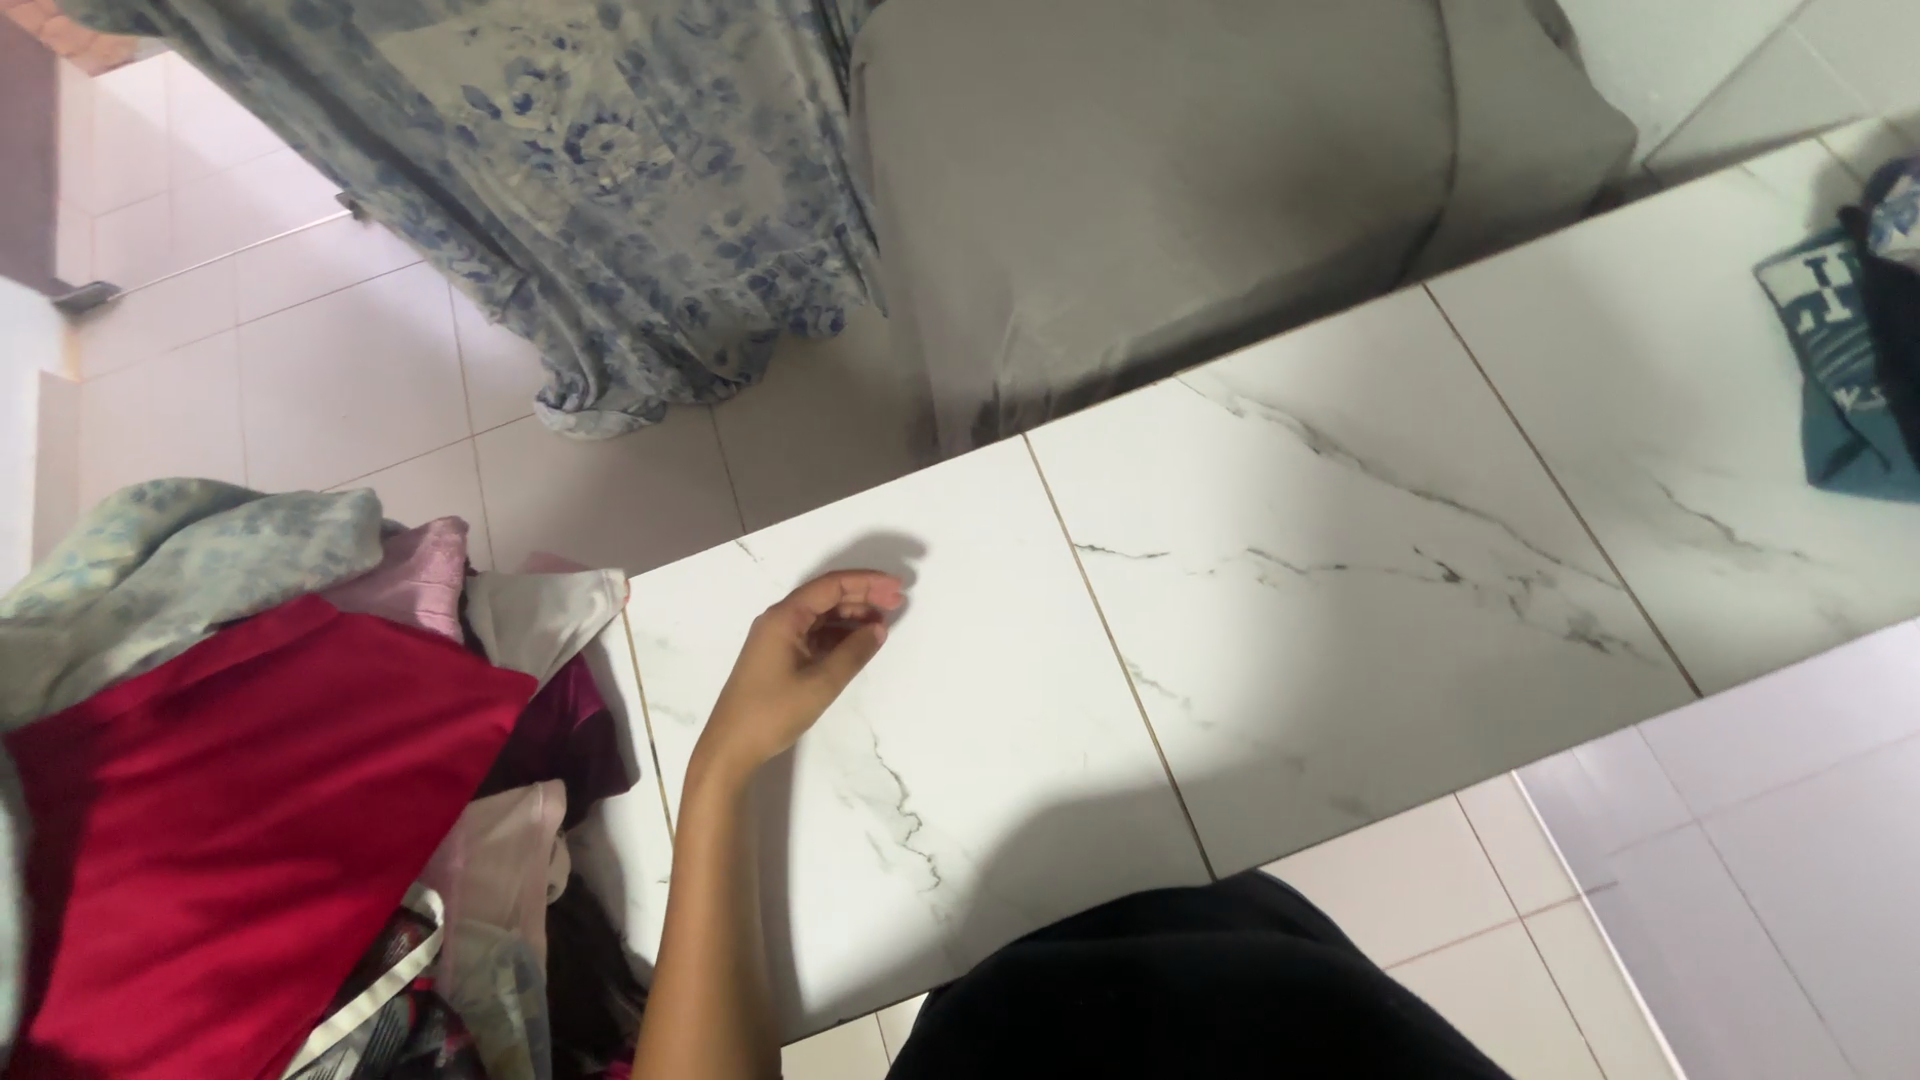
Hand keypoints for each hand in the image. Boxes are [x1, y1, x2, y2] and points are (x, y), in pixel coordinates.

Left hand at [694, 569, 904, 776]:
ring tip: (882, 625)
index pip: (831, 586)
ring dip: (852, 616)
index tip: (897, 587)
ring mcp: (777, 638)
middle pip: (826, 596)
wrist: (730, 747)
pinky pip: (814, 634)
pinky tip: (858, 644)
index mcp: (784, 617)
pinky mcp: (778, 655)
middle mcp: (779, 620)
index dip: (867, 582)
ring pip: (821, 615)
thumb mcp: (821, 683)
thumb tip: (879, 629)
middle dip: (863, 596)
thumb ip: (854, 653)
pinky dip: (838, 635)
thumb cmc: (773, 712)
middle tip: (897, 602)